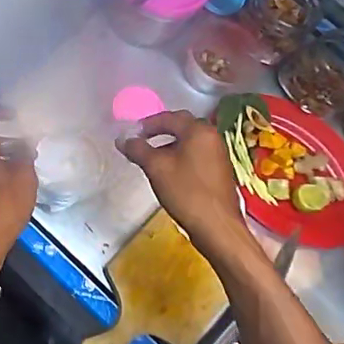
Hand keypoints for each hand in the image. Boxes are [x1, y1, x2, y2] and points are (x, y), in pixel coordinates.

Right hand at [116, 110, 244, 245]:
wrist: (217, 226)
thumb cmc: (186, 191)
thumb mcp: (155, 167)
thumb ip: (137, 149)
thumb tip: (122, 139)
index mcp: (198, 131)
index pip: (169, 117)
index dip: (147, 124)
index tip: (131, 134)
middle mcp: (212, 137)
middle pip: (182, 126)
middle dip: (159, 130)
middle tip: (141, 140)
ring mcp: (219, 154)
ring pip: (190, 141)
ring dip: (169, 144)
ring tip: (151, 157)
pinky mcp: (220, 170)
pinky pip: (197, 153)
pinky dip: (180, 155)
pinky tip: (169, 171)